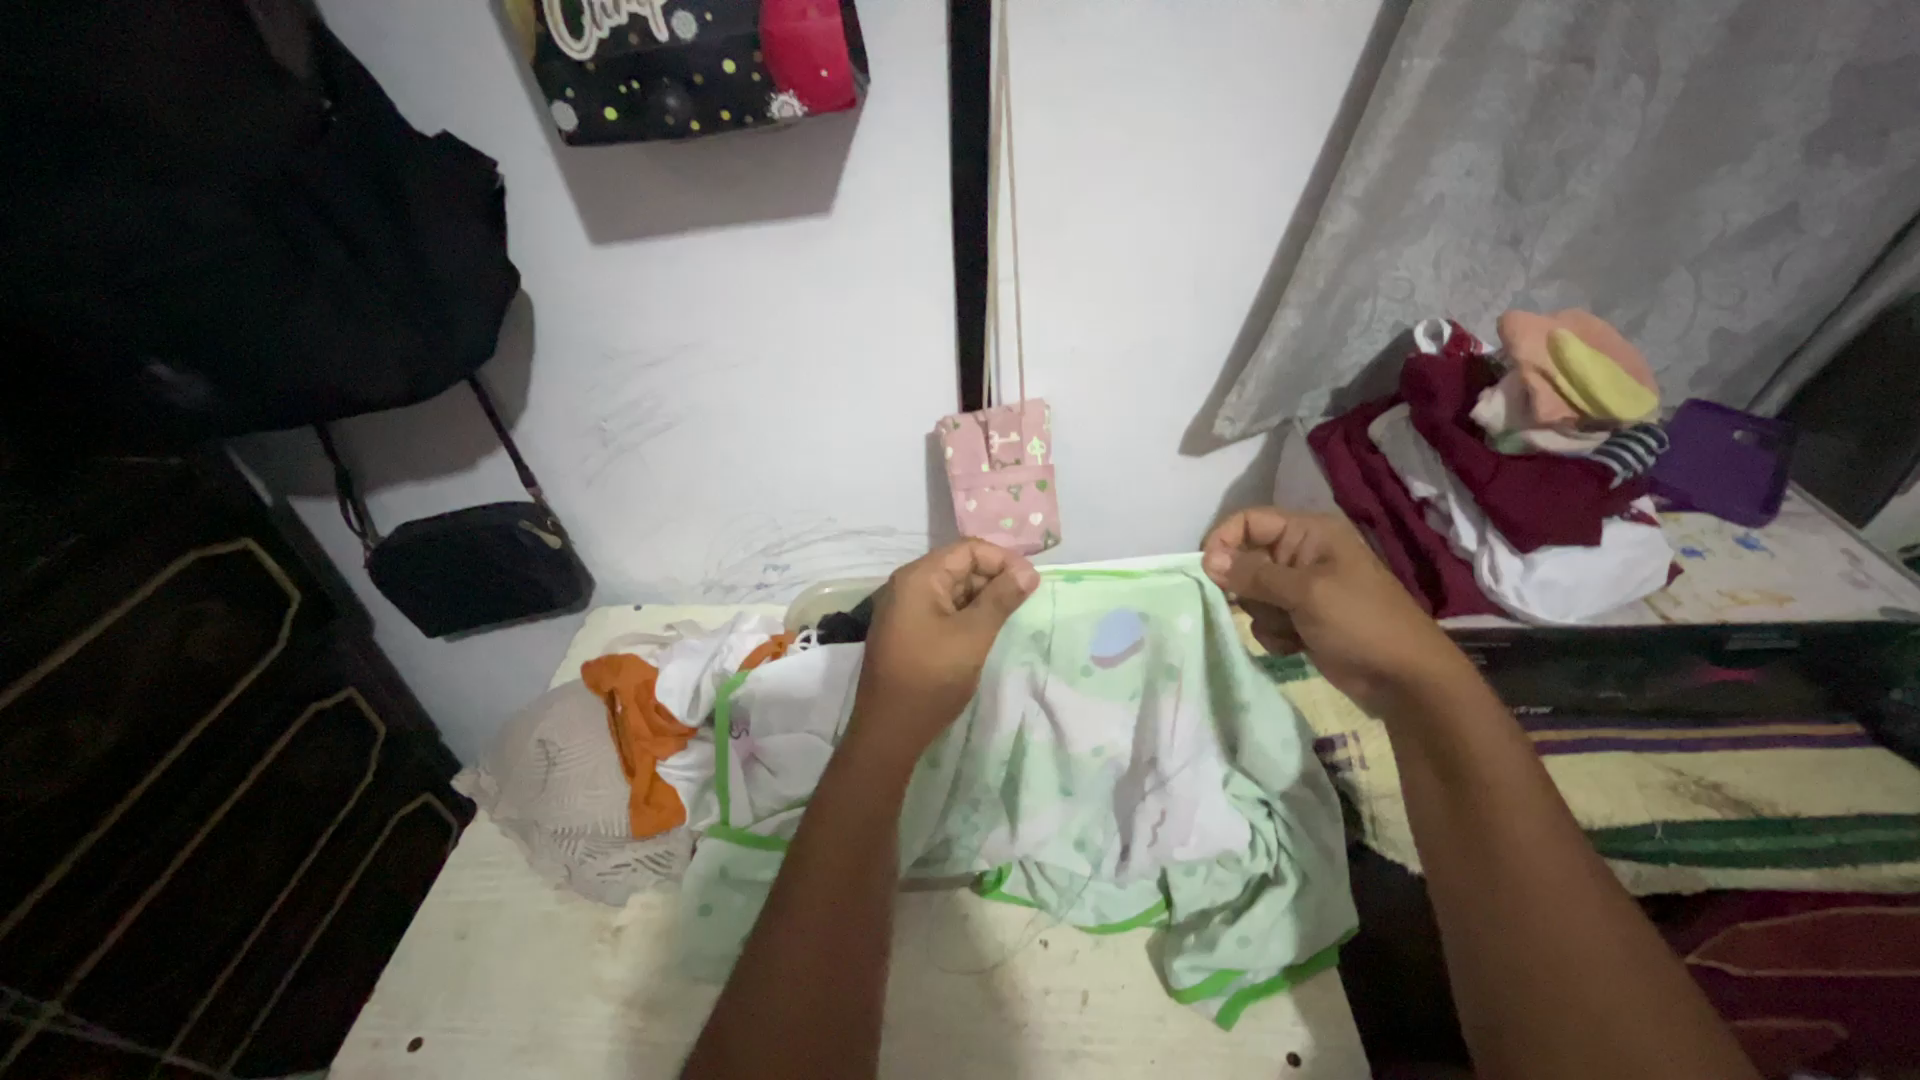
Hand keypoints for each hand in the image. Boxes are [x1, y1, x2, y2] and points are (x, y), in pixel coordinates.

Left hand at [847, 539, 1038, 761]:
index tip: (1032, 583)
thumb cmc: (932, 678)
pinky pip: (942, 609)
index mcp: (919, 578)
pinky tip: (985, 632)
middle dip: (994, 578)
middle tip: (1025, 602)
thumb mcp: (973, 635)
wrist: (889, 729)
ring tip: (1010, 618)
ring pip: (953, 589)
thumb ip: (1001, 599)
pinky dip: (967, 614)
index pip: (968, 549)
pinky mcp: (907, 630)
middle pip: (959, 566)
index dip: (1004, 560)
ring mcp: (904, 609)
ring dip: (983, 598)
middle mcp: (907, 585)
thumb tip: (1029, 571)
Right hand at [1202, 509, 1473, 715]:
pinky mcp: (1302, 620)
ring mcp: (1302, 589)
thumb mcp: (1305, 593)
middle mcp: (1302, 554)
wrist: (1404, 679)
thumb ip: (1254, 575)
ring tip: (1290, 630)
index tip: (1208, 572)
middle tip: (1256, 606)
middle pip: (1246, 559)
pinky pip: (1266, 620)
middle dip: (1246, 588)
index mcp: (1309, 533)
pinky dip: (1274, 634)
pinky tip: (1295, 646)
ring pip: (1253, 594)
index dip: (1224, 541)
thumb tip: (1208, 560)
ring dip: (1263, 616)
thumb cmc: (1361, 623)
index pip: (1249, 521)